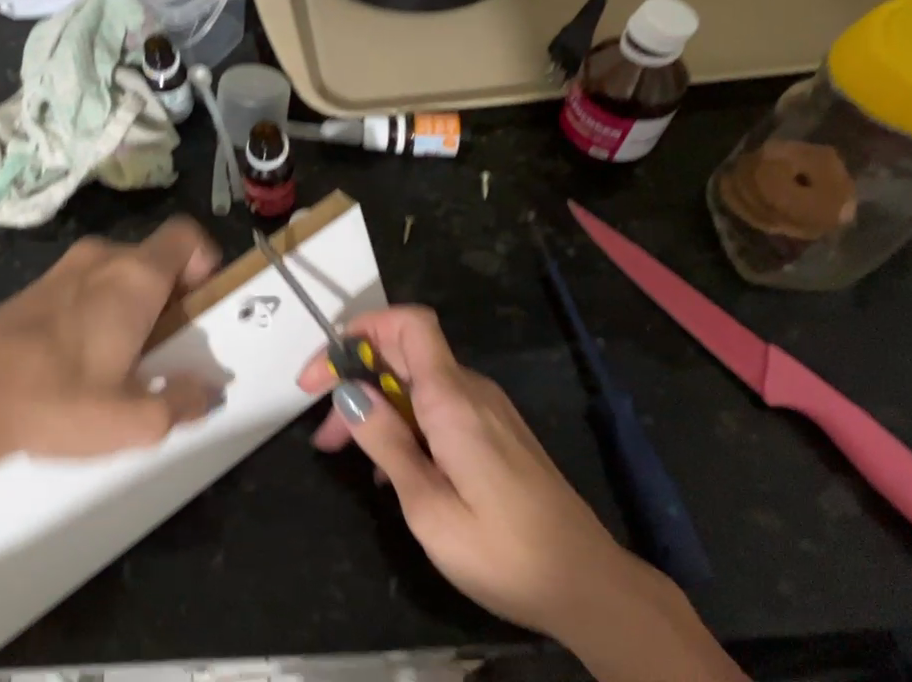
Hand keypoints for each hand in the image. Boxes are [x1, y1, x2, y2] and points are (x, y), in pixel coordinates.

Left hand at [0, 217, 222, 469]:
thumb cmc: (55, 403)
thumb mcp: (133, 421)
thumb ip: (182, 402)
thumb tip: (207, 391)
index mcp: (132, 277)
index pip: (186, 235)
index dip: (206, 264)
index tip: (200, 310)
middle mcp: (99, 260)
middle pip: (154, 259)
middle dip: (171, 298)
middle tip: (166, 351)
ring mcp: (59, 271)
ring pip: (116, 275)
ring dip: (133, 307)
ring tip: (123, 365)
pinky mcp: (30, 290)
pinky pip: (83, 288)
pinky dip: (97, 312)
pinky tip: (78, 364)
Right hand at [295, 306, 640, 639]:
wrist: (589, 587)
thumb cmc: (503, 551)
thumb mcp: (428, 505)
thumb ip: (386, 443)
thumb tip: (348, 393)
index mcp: (453, 400)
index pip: (408, 324)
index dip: (359, 332)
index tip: (322, 376)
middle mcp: (472, 393)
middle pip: (405, 354)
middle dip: (356, 379)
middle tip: (327, 434)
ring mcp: (488, 413)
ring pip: (418, 385)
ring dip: (378, 406)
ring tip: (350, 454)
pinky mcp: (497, 435)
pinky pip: (440, 409)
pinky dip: (406, 424)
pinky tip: (394, 470)